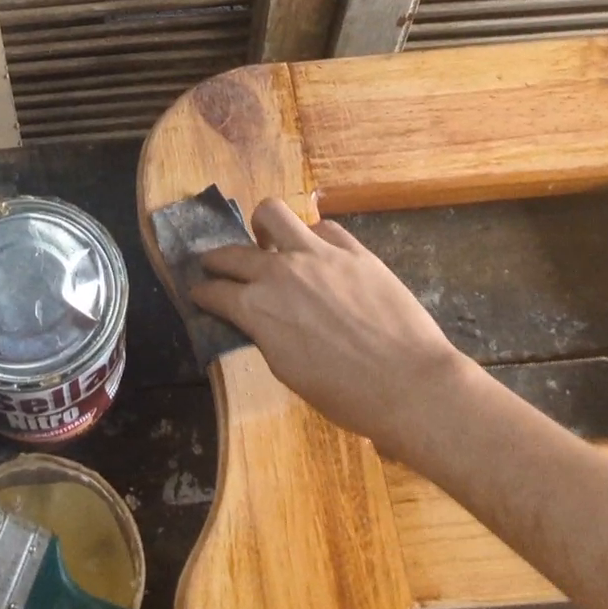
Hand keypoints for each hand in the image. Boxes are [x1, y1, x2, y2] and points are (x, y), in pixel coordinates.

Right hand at [192, 198, 470, 443]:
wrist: (409, 384)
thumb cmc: (345, 395)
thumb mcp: (287, 370)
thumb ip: (264, 333)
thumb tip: (258, 317)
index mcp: (256, 309)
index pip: (214, 292)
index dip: (202, 293)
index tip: (198, 291)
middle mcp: (278, 271)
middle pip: (232, 253)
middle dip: (216, 260)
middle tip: (215, 266)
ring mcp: (316, 254)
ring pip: (272, 213)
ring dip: (261, 227)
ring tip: (266, 240)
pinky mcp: (352, 249)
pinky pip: (322, 228)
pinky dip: (311, 238)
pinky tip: (317, 253)